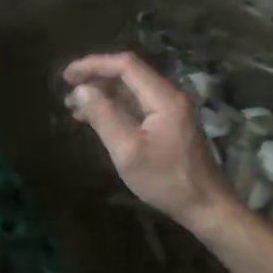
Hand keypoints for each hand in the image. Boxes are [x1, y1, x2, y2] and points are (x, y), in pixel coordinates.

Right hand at [63, 52, 239, 228]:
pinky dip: (114, 107)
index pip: (126, 65)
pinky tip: (96, 119)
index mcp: (164, 98)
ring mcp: (172, 110)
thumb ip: (103, 116)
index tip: (66, 76)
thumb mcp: (127, 150)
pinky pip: (138, 105)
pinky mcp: (169, 123)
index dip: (93, 64)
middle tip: (66, 92)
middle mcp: (170, 96)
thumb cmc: (166, 180)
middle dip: (95, 78)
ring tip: (74, 107)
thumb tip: (80, 89)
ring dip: (103, 94)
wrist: (206, 207)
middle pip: (129, 74)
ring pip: (132, 90)